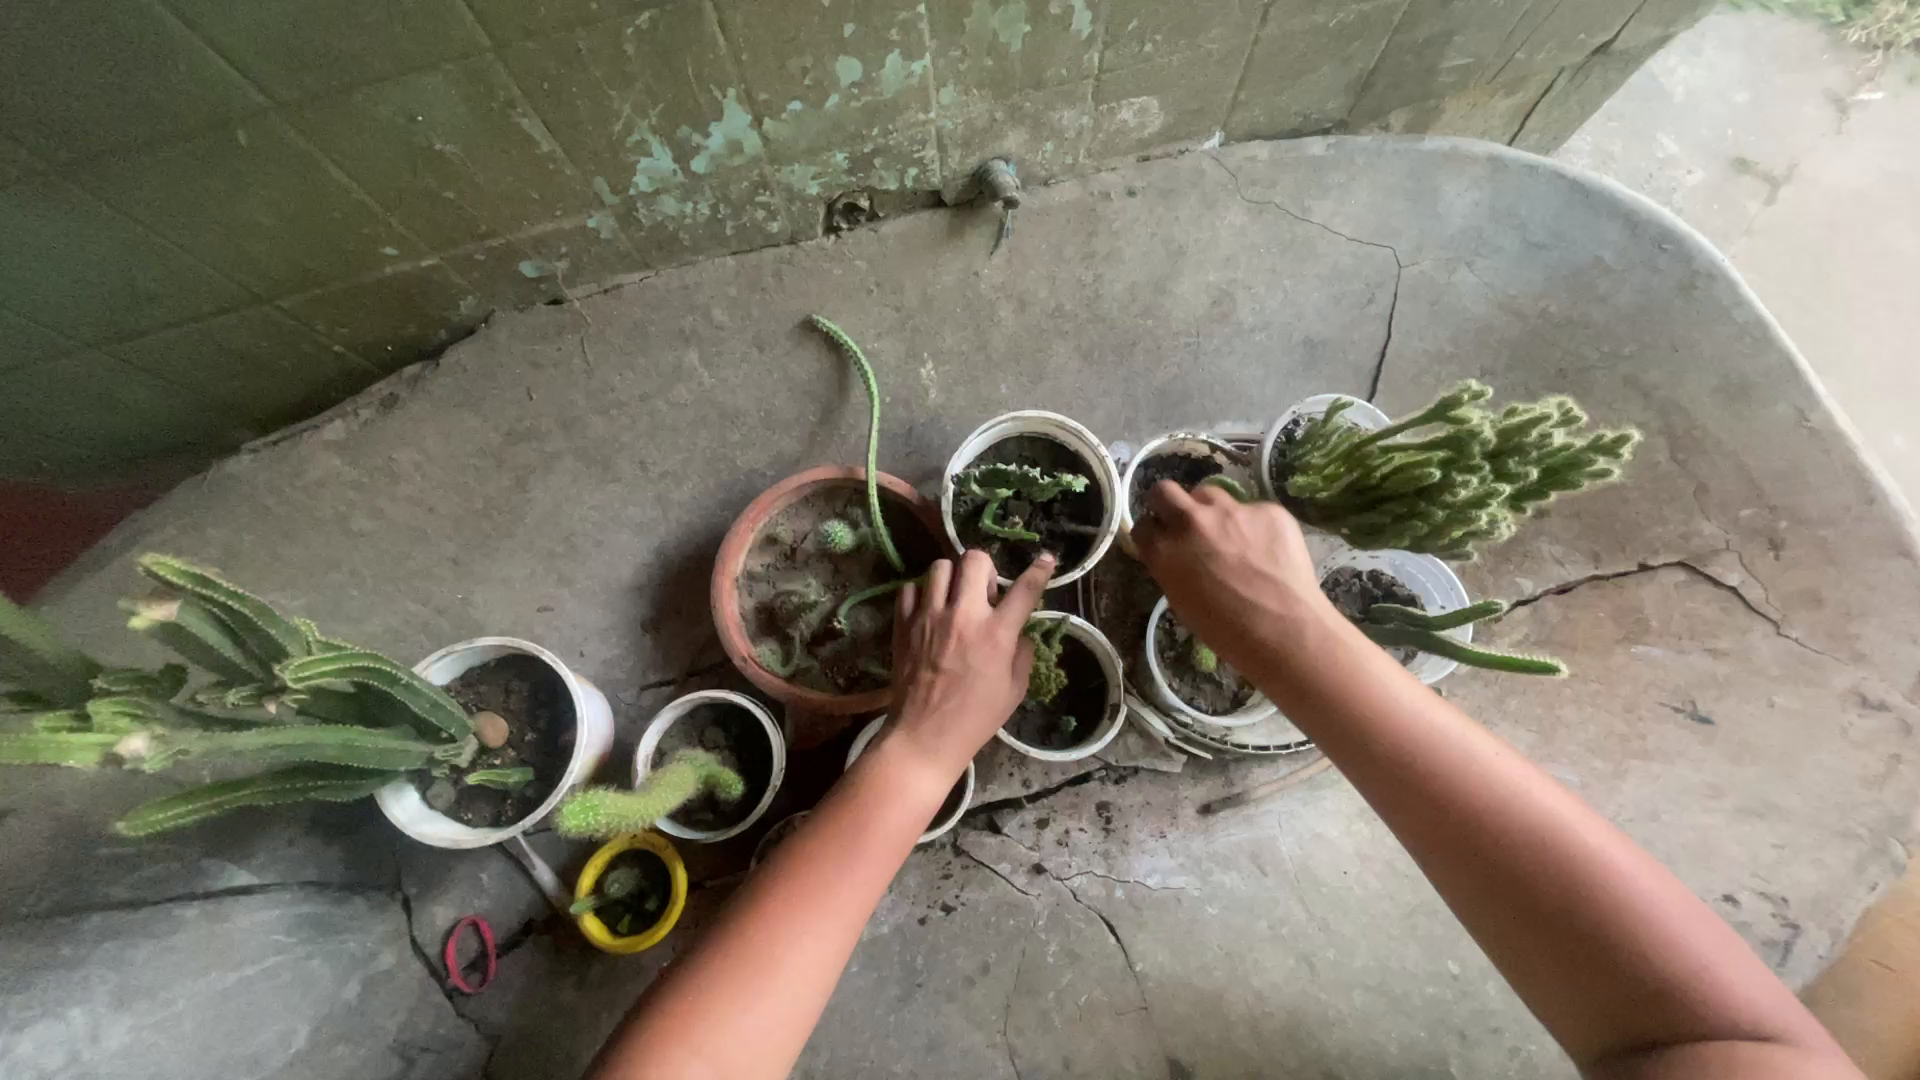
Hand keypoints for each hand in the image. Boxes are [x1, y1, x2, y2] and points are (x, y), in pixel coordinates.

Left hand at [885, 550, 1053, 776]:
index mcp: (996, 633)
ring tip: (954, 599)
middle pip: (974, 560)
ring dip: (952, 578)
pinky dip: (920, 593)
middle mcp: (963, 615)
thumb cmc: (976, 718)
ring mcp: (929, 616)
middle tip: (984, 594)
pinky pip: (909, 588)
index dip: (1039, 571)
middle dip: (985, 569)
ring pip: (939, 567)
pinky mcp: (903, 624)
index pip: (1024, 590)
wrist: (925, 735)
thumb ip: (1021, 653)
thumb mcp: (1015, 690)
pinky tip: (927, 610)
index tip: (1047, 559)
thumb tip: (1018, 632)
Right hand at [1132, 480, 1333, 669]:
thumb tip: (1175, 555)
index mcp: (1164, 550)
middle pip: (1163, 491)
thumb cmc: (1226, 630)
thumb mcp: (1181, 601)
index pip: (1142, 525)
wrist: (1284, 629)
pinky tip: (1265, 548)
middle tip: (1182, 520)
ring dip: (1210, 510)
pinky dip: (1252, 524)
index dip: (1153, 532)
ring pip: (1208, 493)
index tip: (1161, 540)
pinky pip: (1250, 509)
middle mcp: (1190, 522)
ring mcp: (1230, 510)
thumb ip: (1170, 568)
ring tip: (1228, 533)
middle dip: (1167, 502)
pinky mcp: (1266, 509)